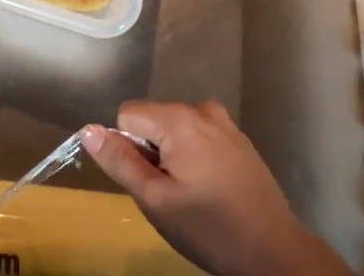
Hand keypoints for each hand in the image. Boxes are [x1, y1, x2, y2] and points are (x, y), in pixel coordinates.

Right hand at [82, 101, 348, 275]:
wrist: (275, 254)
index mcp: (178, 119)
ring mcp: (224, 123)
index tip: (151, 181)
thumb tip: (88, 129)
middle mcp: (201, 109)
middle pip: (153, 120)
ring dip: (174, 155)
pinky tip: (213, 190)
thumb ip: (120, 161)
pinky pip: (200, 137)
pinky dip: (197, 157)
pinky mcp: (239, 140)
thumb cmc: (210, 228)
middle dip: (153, 152)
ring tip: (193, 194)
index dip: (130, 149)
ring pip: (176, 129)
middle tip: (172, 193)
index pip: (127, 115)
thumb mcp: (155, 200)